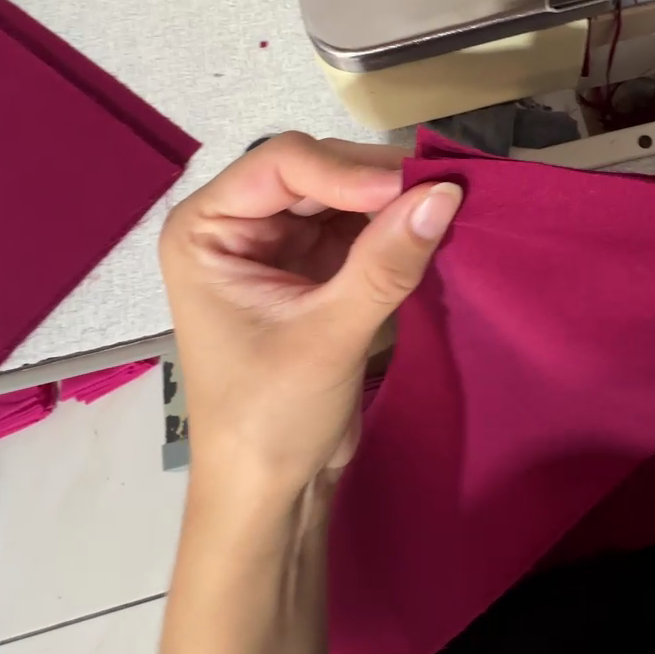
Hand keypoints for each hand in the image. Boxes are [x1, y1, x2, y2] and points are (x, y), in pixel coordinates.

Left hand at [157, 133, 461, 492]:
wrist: (270, 489)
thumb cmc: (270, 418)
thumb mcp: (329, 336)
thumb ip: (386, 262)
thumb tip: (446, 193)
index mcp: (207, 229)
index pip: (283, 164)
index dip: (349, 171)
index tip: (415, 192)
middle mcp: (238, 223)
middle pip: (317, 170)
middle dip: (377, 181)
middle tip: (444, 192)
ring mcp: (279, 243)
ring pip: (344, 193)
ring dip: (393, 200)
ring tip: (446, 205)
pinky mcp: (315, 266)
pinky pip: (360, 224)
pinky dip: (395, 224)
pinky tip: (429, 228)